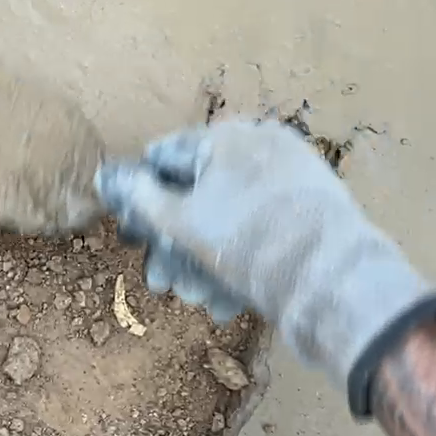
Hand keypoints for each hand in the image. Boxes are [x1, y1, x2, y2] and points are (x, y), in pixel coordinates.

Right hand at [95, 119, 435, 416]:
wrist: (327, 279)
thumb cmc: (245, 241)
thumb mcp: (178, 220)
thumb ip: (138, 197)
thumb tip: (107, 175)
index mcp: (228, 138)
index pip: (162, 157)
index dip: (139, 198)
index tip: (133, 236)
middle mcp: (260, 150)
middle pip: (192, 195)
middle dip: (170, 244)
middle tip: (162, 281)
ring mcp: (286, 182)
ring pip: (220, 222)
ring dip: (198, 264)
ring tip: (198, 295)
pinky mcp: (305, 216)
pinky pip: (252, 235)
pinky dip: (233, 264)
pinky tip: (226, 297)